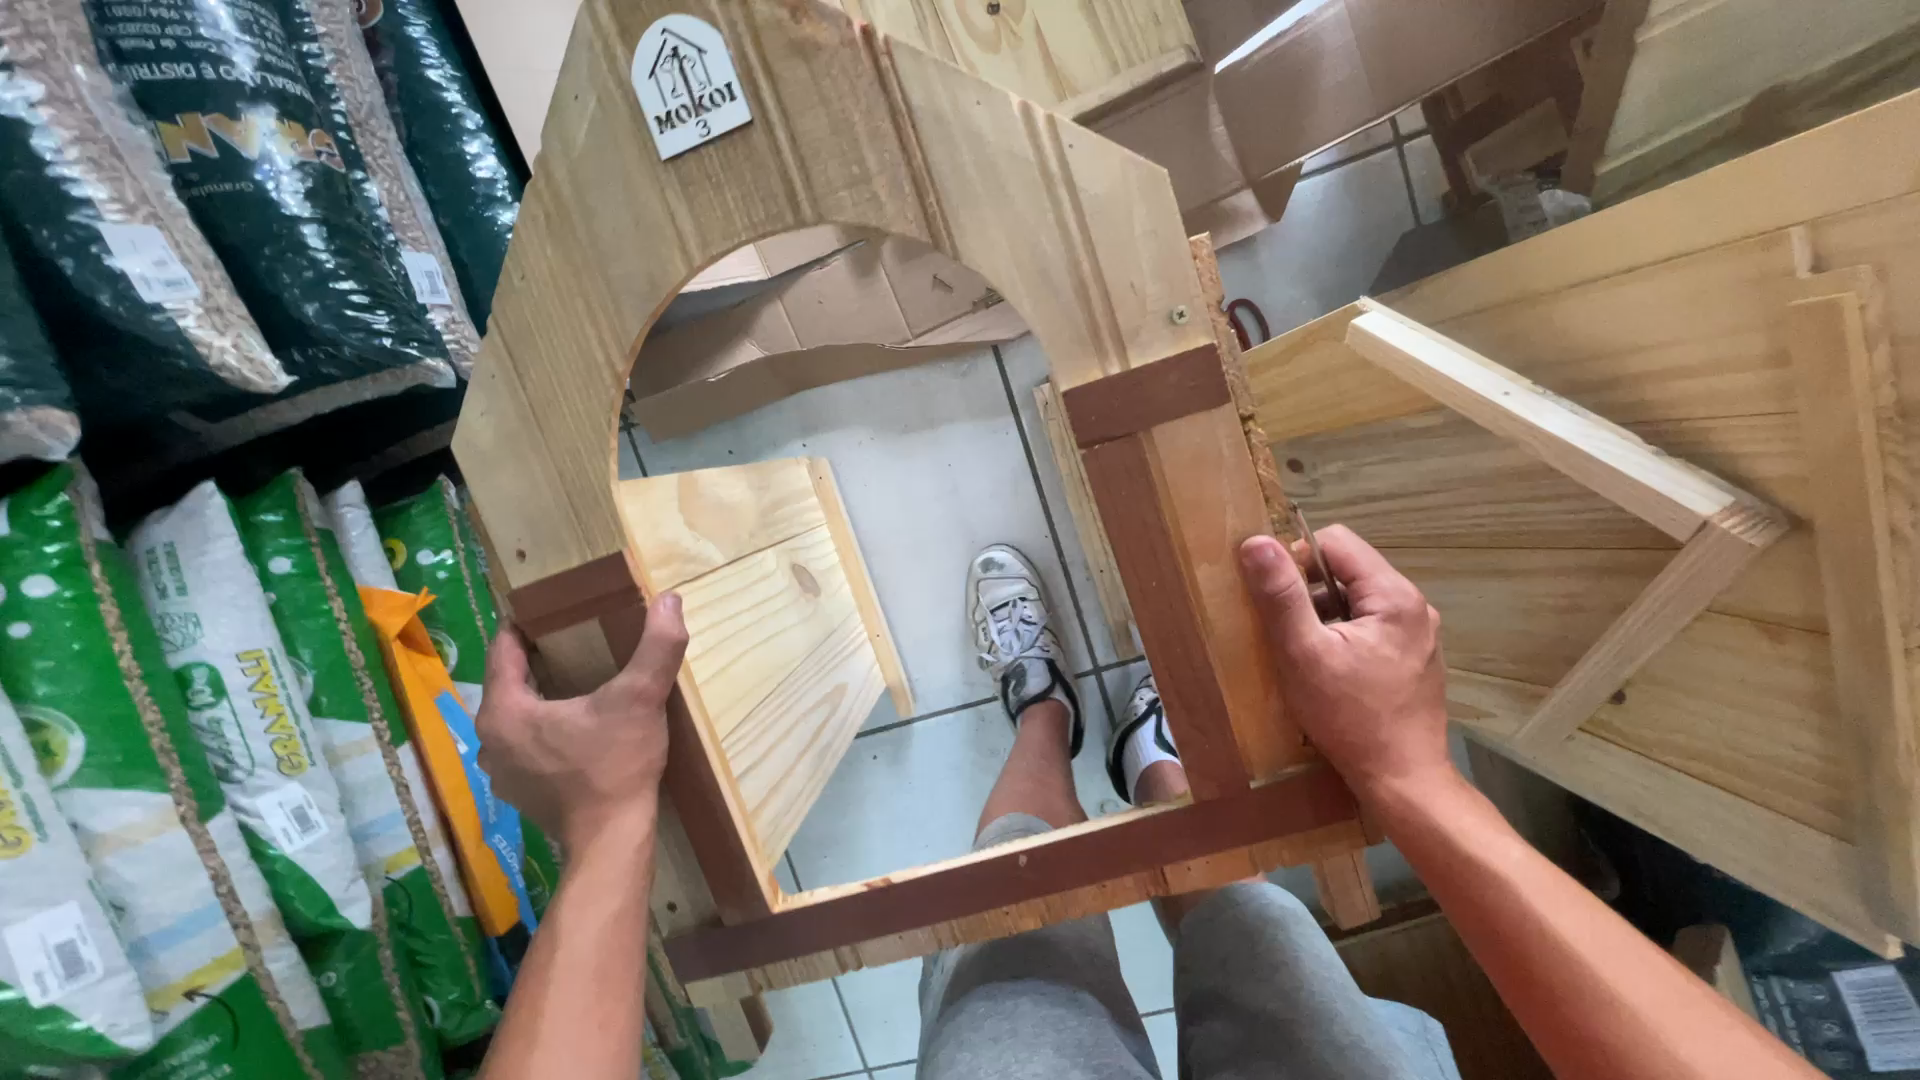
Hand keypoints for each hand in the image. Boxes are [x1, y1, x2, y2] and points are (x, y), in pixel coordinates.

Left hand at [475, 594, 689, 851]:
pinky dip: (547, 725)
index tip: (553, 607)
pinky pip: (527, 741)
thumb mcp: (641, 698)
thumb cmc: (617, 765)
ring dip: (542, 693)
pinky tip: (579, 724)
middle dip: (539, 657)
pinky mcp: (520, 790)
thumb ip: (657, 647)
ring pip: (518, 713)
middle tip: (577, 636)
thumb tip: (670, 598)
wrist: (612, 839)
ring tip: (580, 676)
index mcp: (504, 711)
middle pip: (510, 681)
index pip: (503, 649)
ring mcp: (501, 769)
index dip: (527, 623)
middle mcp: (489, 739)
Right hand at [1237, 528, 1453, 806]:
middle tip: (1287, 632)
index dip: (1297, 560)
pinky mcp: (1414, 657)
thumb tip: (1256, 543)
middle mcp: (1414, 605)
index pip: (1336, 541)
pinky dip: (1342, 635)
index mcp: (1394, 595)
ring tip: (1305, 653)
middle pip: (1347, 569)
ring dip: (1323, 615)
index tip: (1278, 600)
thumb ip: (1281, 596)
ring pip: (1356, 598)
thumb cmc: (1349, 717)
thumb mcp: (1303, 653)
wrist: (1402, 779)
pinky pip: (1369, 624)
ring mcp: (1418, 633)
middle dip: (1309, 591)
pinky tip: (1329, 670)